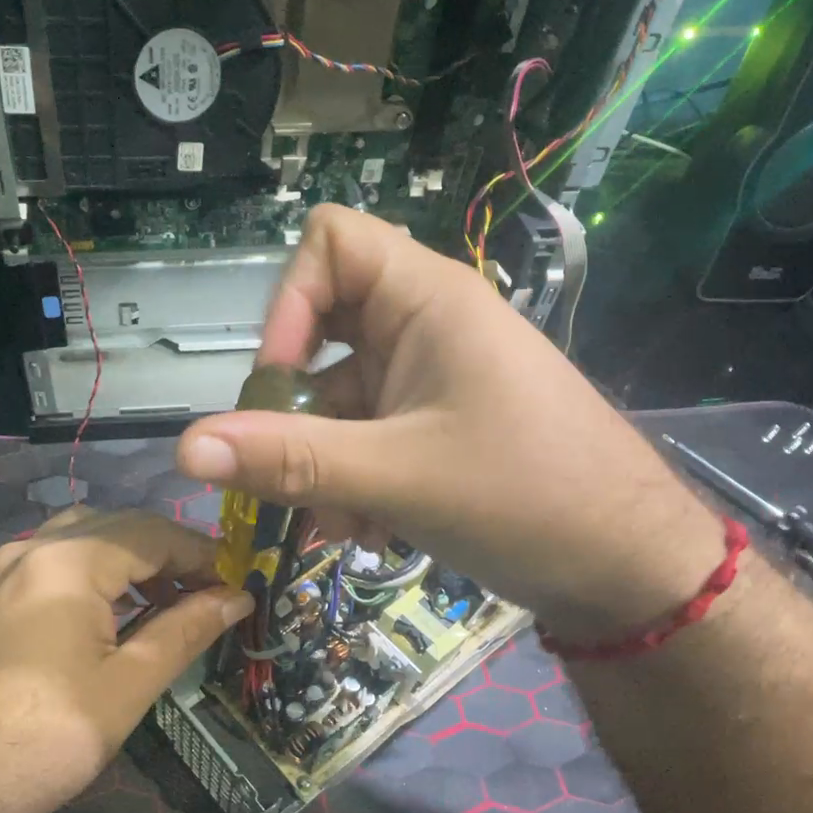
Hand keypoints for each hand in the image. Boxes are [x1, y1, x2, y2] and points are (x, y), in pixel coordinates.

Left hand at [0, 508, 254, 812]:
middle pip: (116, 526)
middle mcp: (30, 549)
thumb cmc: (48, 739)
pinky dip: (95, 572)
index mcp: (66, 562)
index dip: (202, 553)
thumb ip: (184, 630)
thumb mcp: (128, 686)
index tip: (239, 582)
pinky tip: (119, 610)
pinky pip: (54, 562)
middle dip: (169, 552)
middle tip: (211, 590)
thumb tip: (237, 597)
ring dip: (131, 559)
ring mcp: (3, 571)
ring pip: (82, 538)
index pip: (151, 533)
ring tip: (170, 599)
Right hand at [175, 204, 723, 640]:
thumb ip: (289, 461)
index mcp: (427, 300)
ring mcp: (430, 384)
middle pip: (319, 335)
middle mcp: (424, 329)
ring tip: (338, 529)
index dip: (288, 304)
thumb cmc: (529, 497)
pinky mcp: (435, 433)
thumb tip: (184, 448)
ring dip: (320, 467)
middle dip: (293, 413)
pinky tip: (366, 537)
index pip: (329, 242)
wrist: (628, 570)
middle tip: (284, 475)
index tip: (278, 384)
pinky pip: (365, 442)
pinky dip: (351, 485)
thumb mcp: (397, 478)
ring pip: (337, 403)